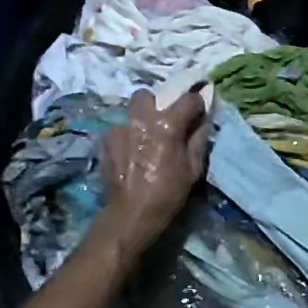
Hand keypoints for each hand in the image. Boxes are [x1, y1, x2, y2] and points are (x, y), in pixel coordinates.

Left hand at [98, 88, 208, 250]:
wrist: (131, 213)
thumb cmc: (168, 194)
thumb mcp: (193, 169)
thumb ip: (199, 140)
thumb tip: (202, 121)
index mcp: (167, 124)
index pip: (188, 98)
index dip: (196, 104)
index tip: (197, 112)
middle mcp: (141, 119)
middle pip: (148, 94)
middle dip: (156, 103)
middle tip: (161, 122)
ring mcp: (119, 128)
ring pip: (130, 111)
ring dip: (139, 119)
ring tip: (142, 139)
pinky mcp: (105, 139)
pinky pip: (118, 128)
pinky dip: (125, 135)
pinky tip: (128, 153)